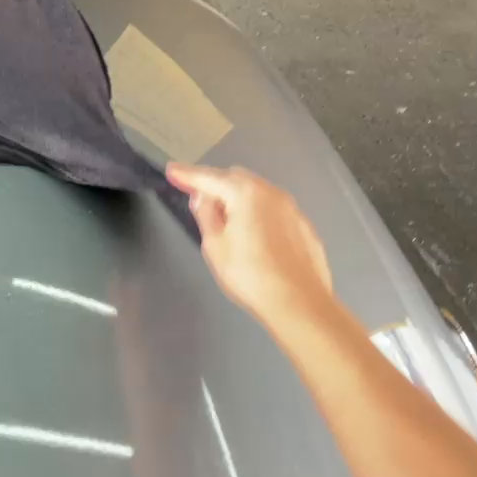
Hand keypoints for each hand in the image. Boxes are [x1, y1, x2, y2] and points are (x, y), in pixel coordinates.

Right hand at [167, 163, 335, 329]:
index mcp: (244, 193)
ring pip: (258, 192)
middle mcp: (270, 192)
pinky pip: (274, 210)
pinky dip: (259, 214)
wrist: (301, 305)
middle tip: (201, 203)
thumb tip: (203, 197)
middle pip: (235, 178)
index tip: (171, 170)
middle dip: (216, 185)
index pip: (208, 178)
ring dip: (239, 199)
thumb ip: (205, 214)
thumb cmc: (250, 275)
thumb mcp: (214, 246)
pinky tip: (257, 238)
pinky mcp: (304, 226)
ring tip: (229, 222)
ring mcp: (291, 208)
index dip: (186, 174)